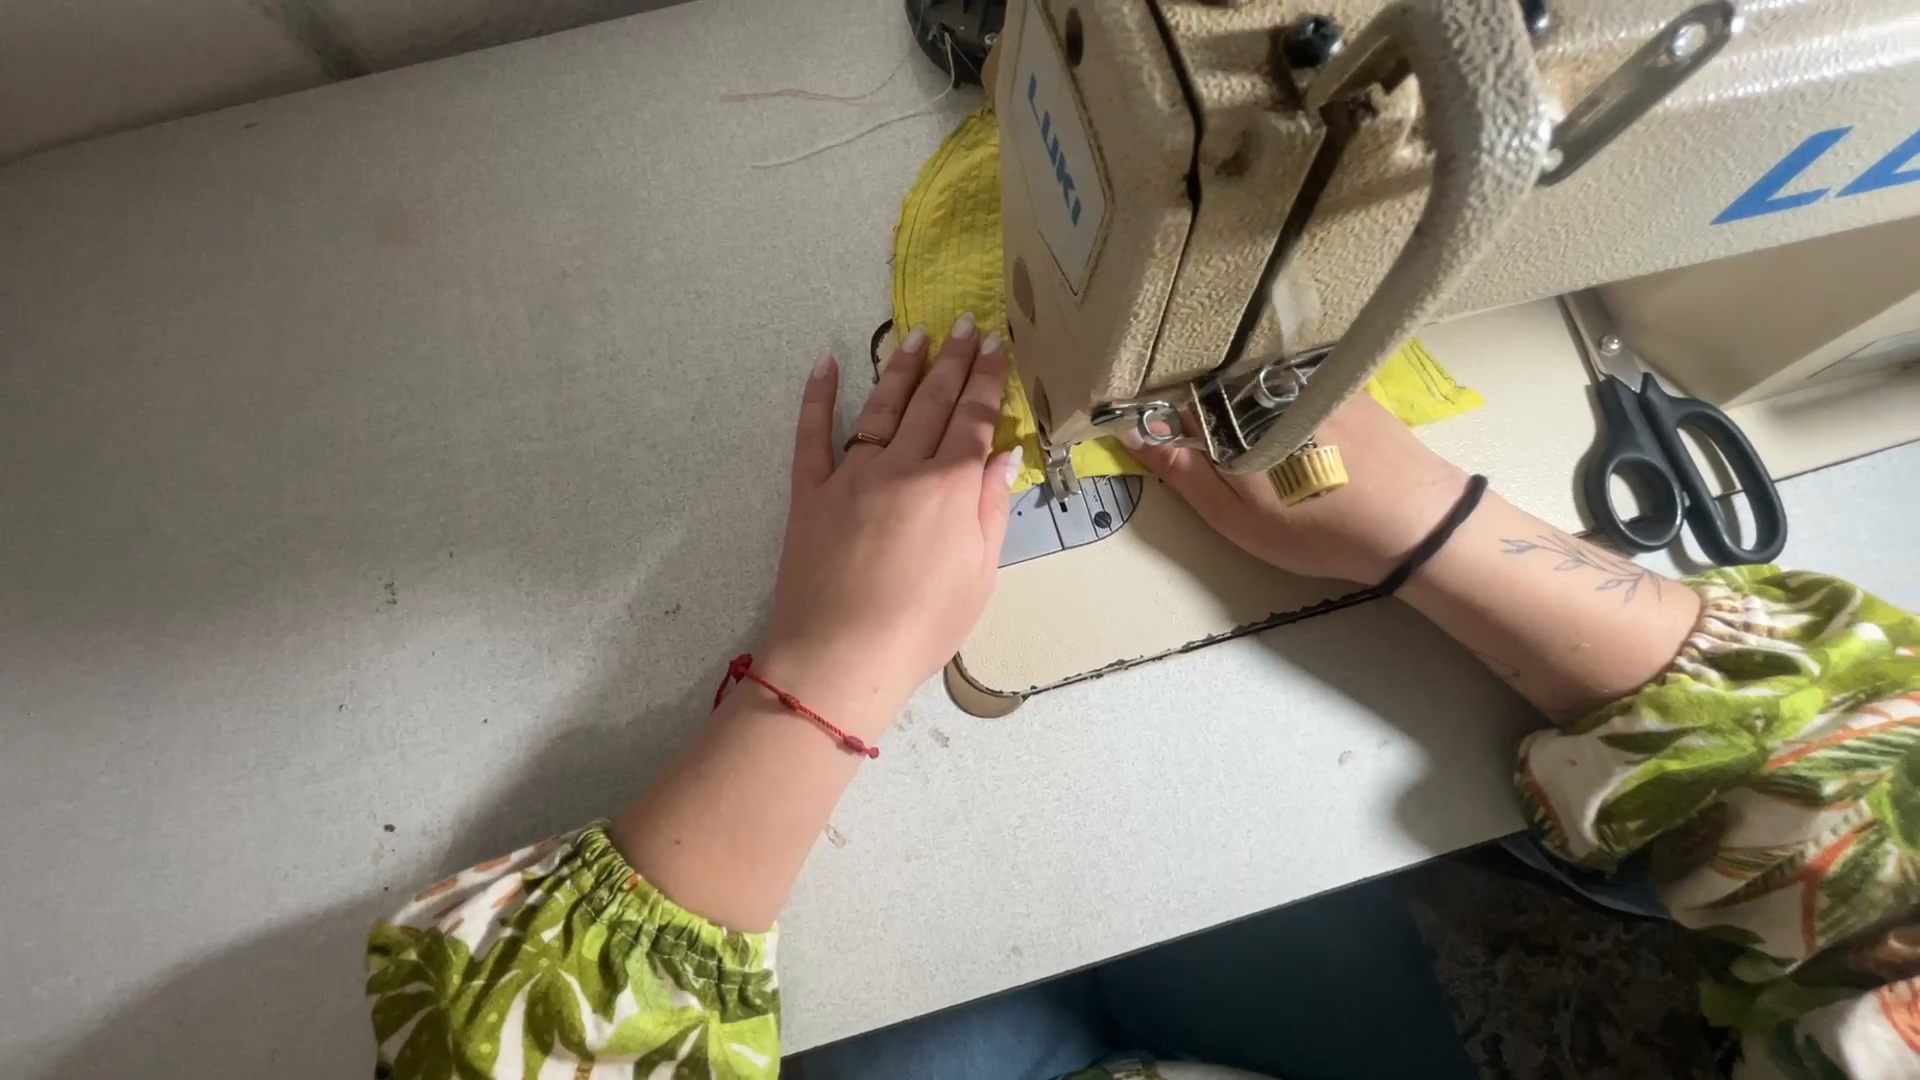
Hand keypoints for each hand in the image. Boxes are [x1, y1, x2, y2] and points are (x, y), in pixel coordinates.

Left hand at [760, 315, 1017, 727]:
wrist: (840, 657)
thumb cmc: (922, 627)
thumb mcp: (979, 577)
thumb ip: (991, 510)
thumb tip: (1003, 455)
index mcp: (950, 488)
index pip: (974, 420)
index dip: (987, 379)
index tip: (995, 345)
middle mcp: (902, 468)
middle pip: (933, 403)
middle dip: (953, 361)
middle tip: (964, 323)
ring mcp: (851, 476)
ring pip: (882, 408)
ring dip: (901, 369)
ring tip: (916, 336)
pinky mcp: (811, 492)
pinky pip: (813, 435)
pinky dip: (817, 397)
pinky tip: (826, 364)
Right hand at [1129, 392, 1467, 583]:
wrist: (1414, 523)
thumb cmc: (1314, 531)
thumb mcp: (1237, 519)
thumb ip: (1184, 474)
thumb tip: (1137, 435)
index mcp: (1233, 420)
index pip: (1178, 406)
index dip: (1172, 427)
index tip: (1179, 451)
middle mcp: (1266, 387)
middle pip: (1216, 390)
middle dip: (1212, 418)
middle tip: (1237, 465)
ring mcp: (1307, 379)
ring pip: (1254, 384)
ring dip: (1249, 408)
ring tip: (1275, 454)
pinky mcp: (1341, 381)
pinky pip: (1293, 381)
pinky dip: (1285, 401)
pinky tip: (1307, 436)